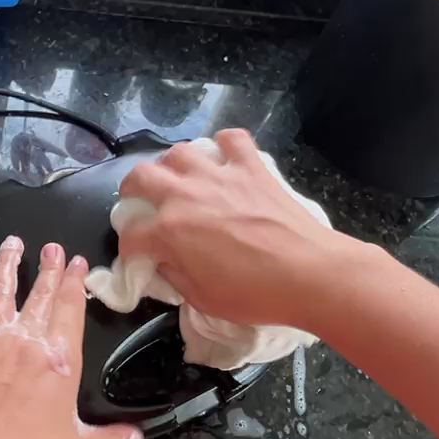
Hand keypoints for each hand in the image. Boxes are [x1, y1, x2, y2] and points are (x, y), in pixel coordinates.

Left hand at [0, 238, 143, 438]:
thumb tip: (136, 436)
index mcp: (59, 359)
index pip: (70, 308)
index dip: (75, 282)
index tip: (78, 262)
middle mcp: (26, 342)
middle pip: (40, 295)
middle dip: (49, 268)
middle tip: (54, 248)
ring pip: (0, 293)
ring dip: (7, 265)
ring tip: (13, 243)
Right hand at [117, 129, 376, 328]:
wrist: (310, 274)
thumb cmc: (255, 294)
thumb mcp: (202, 299)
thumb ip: (174, 275)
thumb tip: (163, 261)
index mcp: (169, 231)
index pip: (131, 234)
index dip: (129, 246)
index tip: (137, 255)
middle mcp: (185, 194)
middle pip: (140, 177)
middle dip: (132, 190)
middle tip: (139, 200)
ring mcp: (219, 175)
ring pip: (180, 152)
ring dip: (172, 164)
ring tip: (178, 177)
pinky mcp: (250, 167)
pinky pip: (231, 139)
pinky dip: (224, 145)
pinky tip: (224, 158)